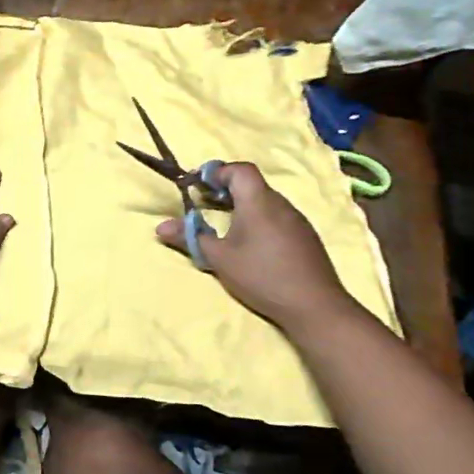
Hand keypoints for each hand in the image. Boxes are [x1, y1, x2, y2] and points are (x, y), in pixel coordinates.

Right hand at [157, 162, 352, 329]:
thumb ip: (191, 238)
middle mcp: (281, 203)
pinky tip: (254, 247)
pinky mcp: (306, 237)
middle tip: (206, 206)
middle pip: (252, 185)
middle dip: (227, 190)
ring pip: (266, 202)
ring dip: (245, 207)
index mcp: (259, 201)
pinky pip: (279, 218)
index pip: (240, 169)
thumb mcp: (220, 258)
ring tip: (227, 228)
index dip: (218, 172)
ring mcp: (297, 220)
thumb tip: (160, 227)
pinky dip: (261, 221)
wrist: (313, 304)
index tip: (199, 187)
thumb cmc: (261, 275)